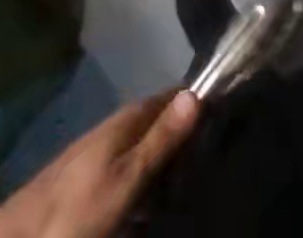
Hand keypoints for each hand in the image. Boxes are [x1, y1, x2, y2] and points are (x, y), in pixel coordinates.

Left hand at [0, 90, 198, 237]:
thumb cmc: (78, 211)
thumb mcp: (127, 179)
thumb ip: (161, 139)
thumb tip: (196, 92)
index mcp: (126, 119)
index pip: (171, 95)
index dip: (197, 102)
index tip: (224, 116)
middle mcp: (114, 126)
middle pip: (159, 120)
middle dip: (184, 133)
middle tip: (212, 156)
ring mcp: (100, 150)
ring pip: (145, 145)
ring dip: (166, 159)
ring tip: (190, 182)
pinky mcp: (91, 176)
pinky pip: (130, 166)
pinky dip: (147, 177)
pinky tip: (153, 200)